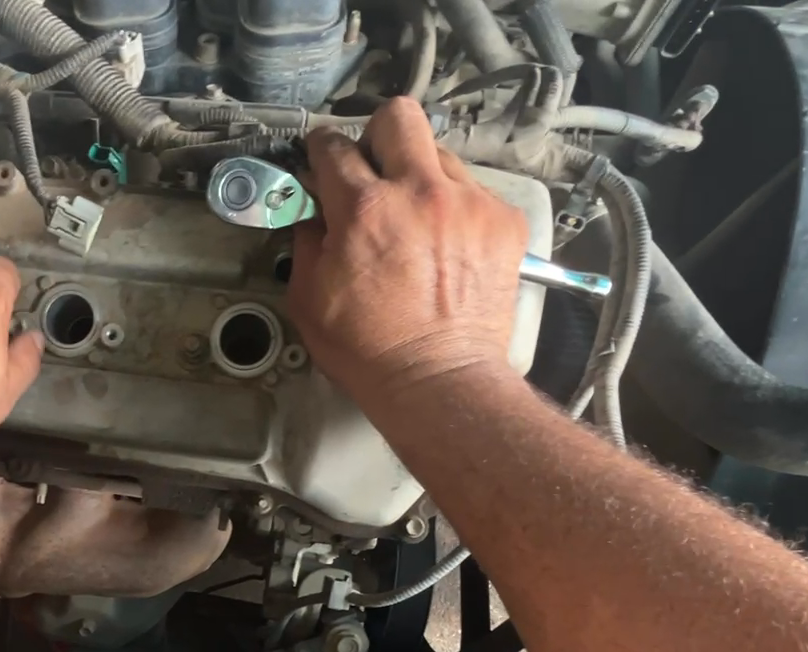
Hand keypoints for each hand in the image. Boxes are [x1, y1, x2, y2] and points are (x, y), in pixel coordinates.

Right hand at [288, 98, 528, 405]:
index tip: (321, 160)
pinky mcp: (501, 221)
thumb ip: (306, 244)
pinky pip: (471, 191)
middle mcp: (418, 192)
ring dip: (418, 178)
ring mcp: (466, 203)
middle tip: (370, 173)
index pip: (333, 146)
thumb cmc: (369, 351)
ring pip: (437, 153)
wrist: (437, 379)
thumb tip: (312, 214)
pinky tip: (442, 247)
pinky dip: (452, 210)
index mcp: (362, 210)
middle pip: (396, 116)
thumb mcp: (309, 301)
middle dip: (376, 138)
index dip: (321, 151)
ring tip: (412, 223)